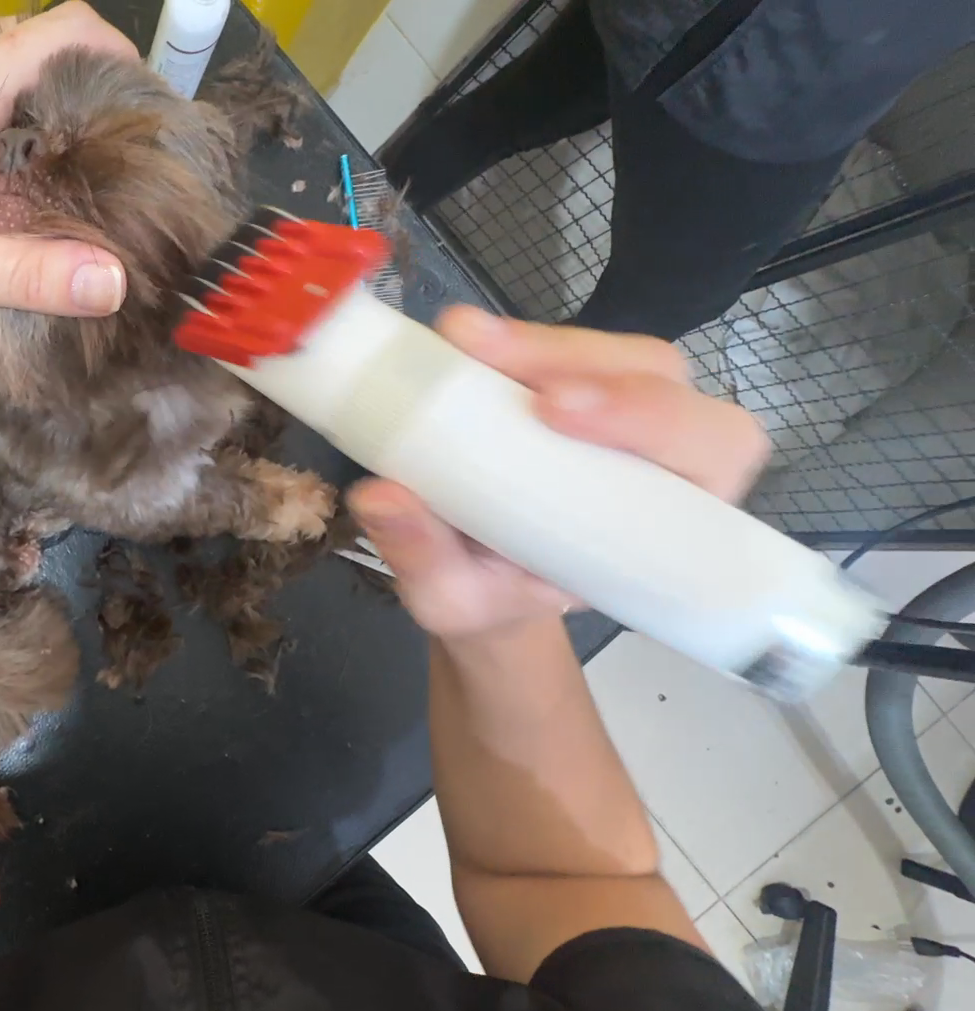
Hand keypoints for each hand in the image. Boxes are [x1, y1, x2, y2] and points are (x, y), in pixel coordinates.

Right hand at [348, 307, 769, 642]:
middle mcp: (661, 458)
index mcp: (669, 520)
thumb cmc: (488, 596)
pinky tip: (458, 341)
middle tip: (481, 352)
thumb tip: (377, 497)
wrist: (482, 582)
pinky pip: (556, 353)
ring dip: (536, 343)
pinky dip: (509, 342)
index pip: (705, 447)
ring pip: (609, 354)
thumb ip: (424, 558)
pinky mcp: (565, 393)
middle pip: (654, 378)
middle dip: (572, 359)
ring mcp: (614, 417)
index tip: (550, 407)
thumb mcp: (449, 599)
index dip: (643, 413)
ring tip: (459, 339)